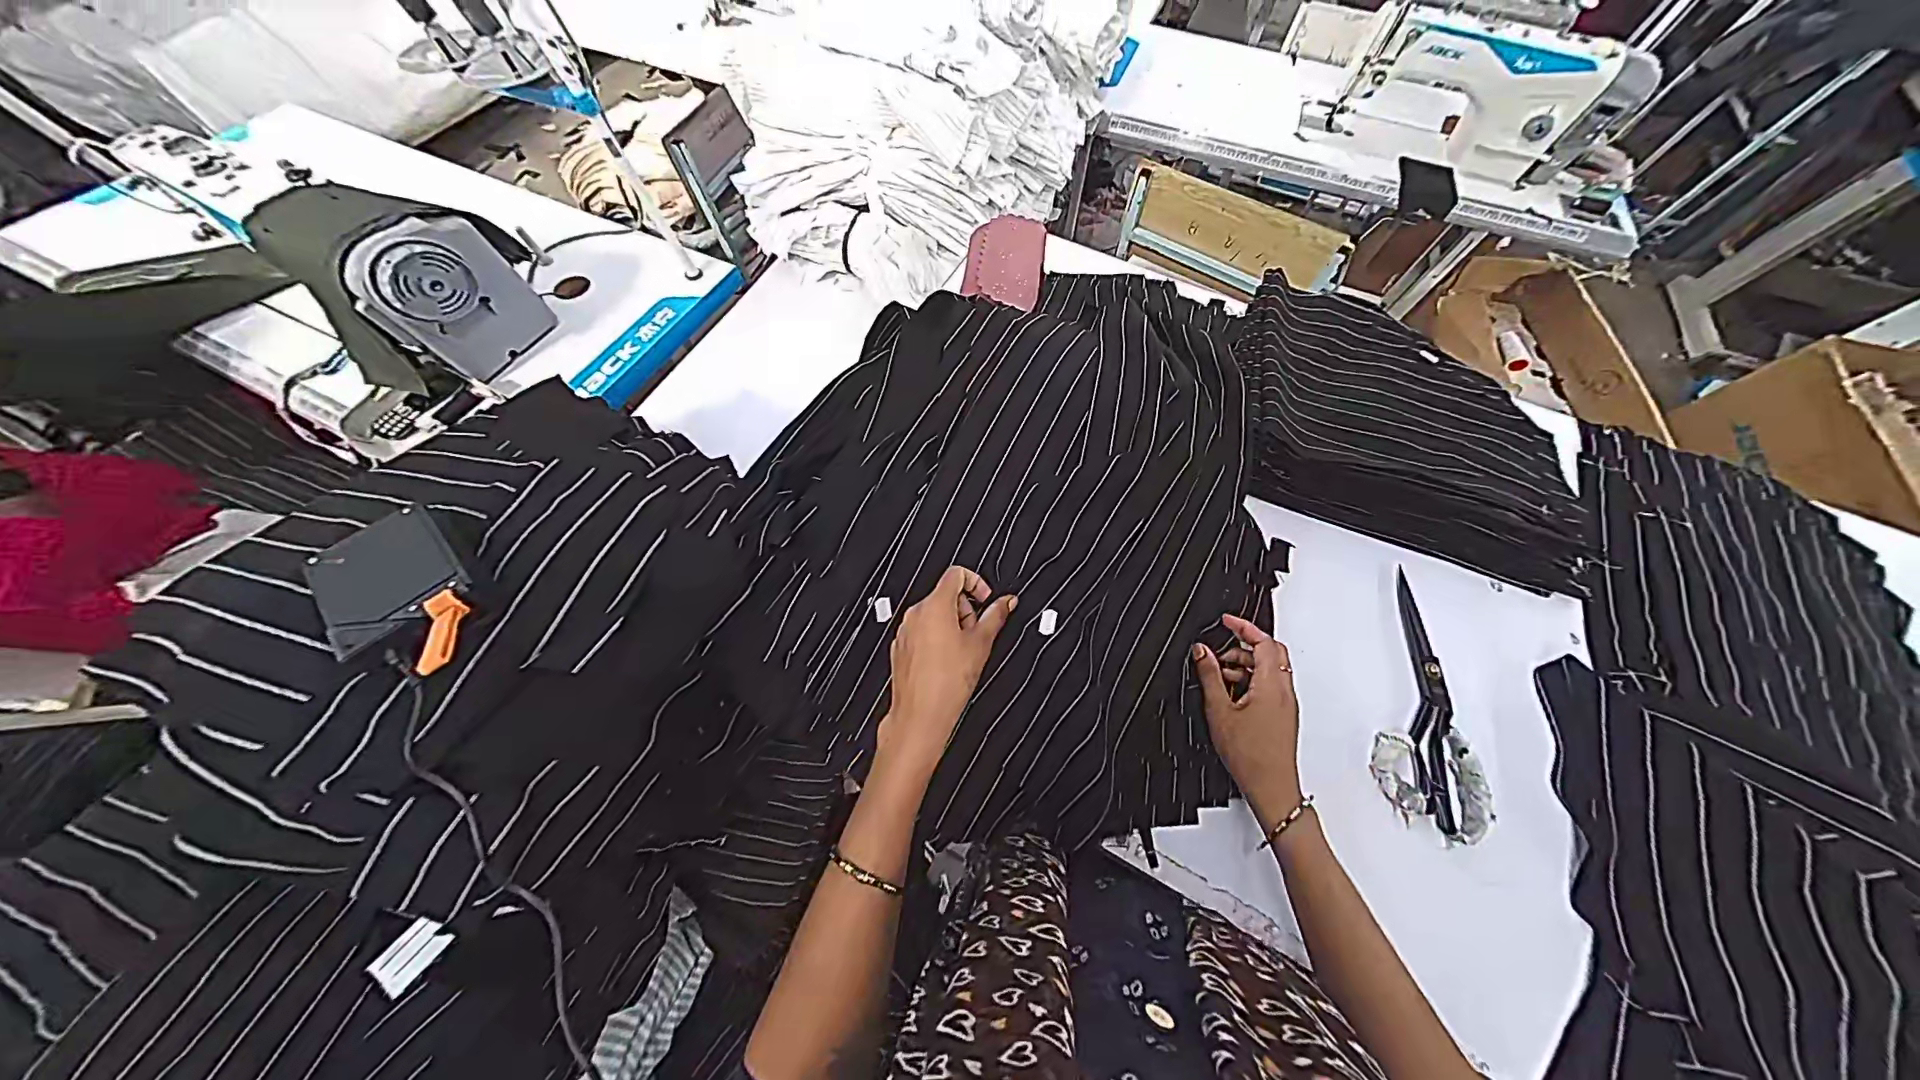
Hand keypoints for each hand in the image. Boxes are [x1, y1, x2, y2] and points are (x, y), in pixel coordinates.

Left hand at [879, 566, 1016, 778]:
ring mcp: (906, 631)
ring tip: (962, 652)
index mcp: (935, 605)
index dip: (977, 583)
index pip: (956, 574)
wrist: (921, 714)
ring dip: (952, 625)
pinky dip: (937, 639)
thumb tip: (1006, 602)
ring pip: (934, 614)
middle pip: (946, 594)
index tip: (986, 600)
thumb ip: (996, 616)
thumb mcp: (981, 644)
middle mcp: (916, 614)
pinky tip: (947, 662)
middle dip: (966, 609)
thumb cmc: (947, 683)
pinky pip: (922, 631)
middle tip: (976, 633)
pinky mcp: (902, 647)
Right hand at [1193, 614, 1302, 829]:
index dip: (1244, 626)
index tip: (1228, 621)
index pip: (1264, 642)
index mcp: (1272, 685)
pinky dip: (1251, 678)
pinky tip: (1231, 691)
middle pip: (1271, 652)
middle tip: (1222, 644)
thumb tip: (1201, 652)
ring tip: (1220, 673)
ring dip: (1246, 663)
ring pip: (1270, 668)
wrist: (1270, 785)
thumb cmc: (1250, 755)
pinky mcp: (1283, 713)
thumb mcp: (1219, 710)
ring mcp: (1286, 703)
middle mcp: (1284, 691)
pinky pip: (1270, 684)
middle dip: (1245, 643)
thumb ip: (1210, 676)